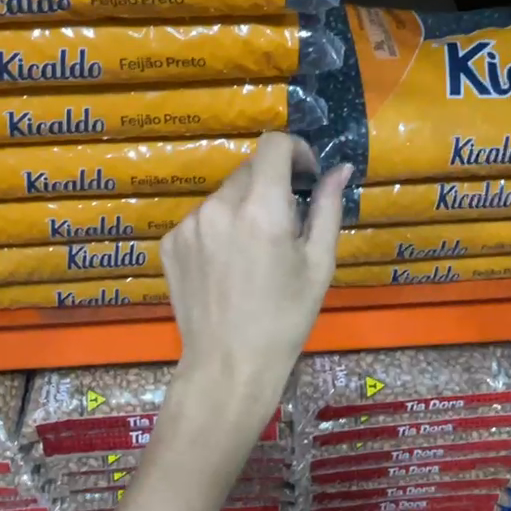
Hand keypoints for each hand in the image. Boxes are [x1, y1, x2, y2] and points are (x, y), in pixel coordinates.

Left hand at [160, 132, 353, 416]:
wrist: (228, 366)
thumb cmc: (285, 318)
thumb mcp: (318, 264)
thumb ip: (327, 208)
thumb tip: (341, 169)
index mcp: (262, 209)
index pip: (274, 144)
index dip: (296, 150)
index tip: (306, 176)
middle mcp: (219, 207)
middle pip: (249, 169)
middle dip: (272, 185)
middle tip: (285, 226)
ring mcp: (189, 224)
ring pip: (224, 195)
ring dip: (243, 208)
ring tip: (253, 254)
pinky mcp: (169, 242)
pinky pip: (201, 219)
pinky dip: (218, 229)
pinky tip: (227, 267)